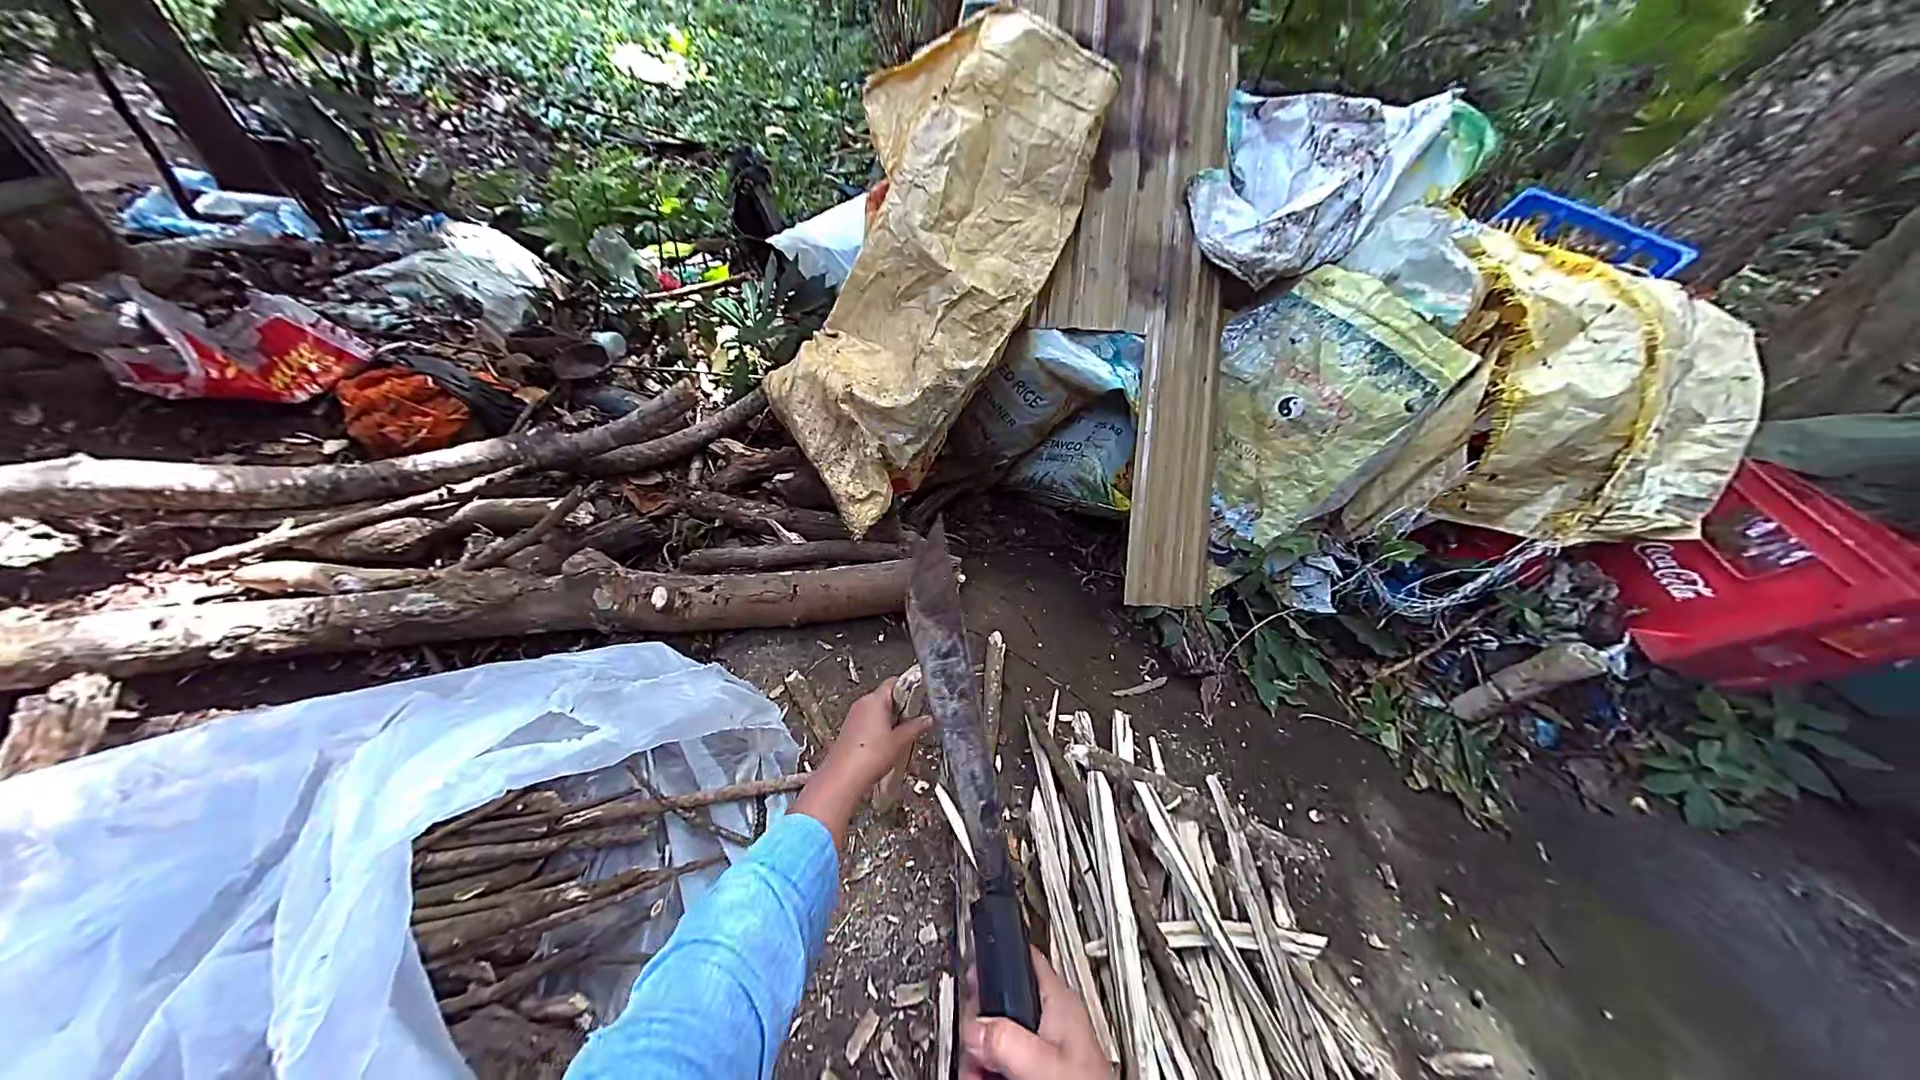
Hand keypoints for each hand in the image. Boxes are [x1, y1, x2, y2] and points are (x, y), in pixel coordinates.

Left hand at [792, 679, 930, 848]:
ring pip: (878, 710)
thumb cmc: (869, 756)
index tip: (919, 703)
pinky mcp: (850, 728)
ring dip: (890, 719)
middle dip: (901, 708)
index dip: (909, 690)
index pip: (895, 683)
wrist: (843, 777)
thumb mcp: (900, 741)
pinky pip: (868, 721)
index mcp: (875, 700)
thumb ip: (916, 726)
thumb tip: (927, 720)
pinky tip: (884, 744)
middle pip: (887, 696)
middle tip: (912, 723)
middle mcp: (863, 703)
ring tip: (899, 737)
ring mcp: (854, 716)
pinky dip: (879, 728)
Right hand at [961, 948, 1112, 1079]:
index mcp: (1059, 1002)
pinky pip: (1004, 1057)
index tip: (971, 978)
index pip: (1023, 958)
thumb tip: (975, 1025)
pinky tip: (985, 1078)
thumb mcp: (1044, 1064)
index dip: (995, 961)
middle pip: (1001, 1002)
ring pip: (999, 1033)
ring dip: (980, 1051)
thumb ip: (1009, 1040)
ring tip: (976, 1071)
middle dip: (979, 1023)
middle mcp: (1051, 1017)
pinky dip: (990, 1068)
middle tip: (972, 1047)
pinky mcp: (1039, 1066)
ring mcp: (1045, 1043)